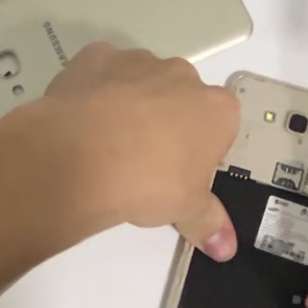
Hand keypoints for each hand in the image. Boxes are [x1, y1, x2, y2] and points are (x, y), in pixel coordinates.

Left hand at [5, 43, 241, 258]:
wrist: (81, 156)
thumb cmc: (149, 182)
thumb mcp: (185, 211)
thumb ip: (209, 224)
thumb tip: (227, 250)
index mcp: (217, 109)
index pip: (221, 127)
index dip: (202, 151)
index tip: (182, 173)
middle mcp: (183, 75)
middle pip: (182, 99)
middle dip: (168, 124)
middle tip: (146, 162)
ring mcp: (138, 61)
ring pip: (141, 82)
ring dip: (132, 105)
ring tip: (109, 145)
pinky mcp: (95, 57)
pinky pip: (102, 73)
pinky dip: (95, 91)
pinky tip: (84, 121)